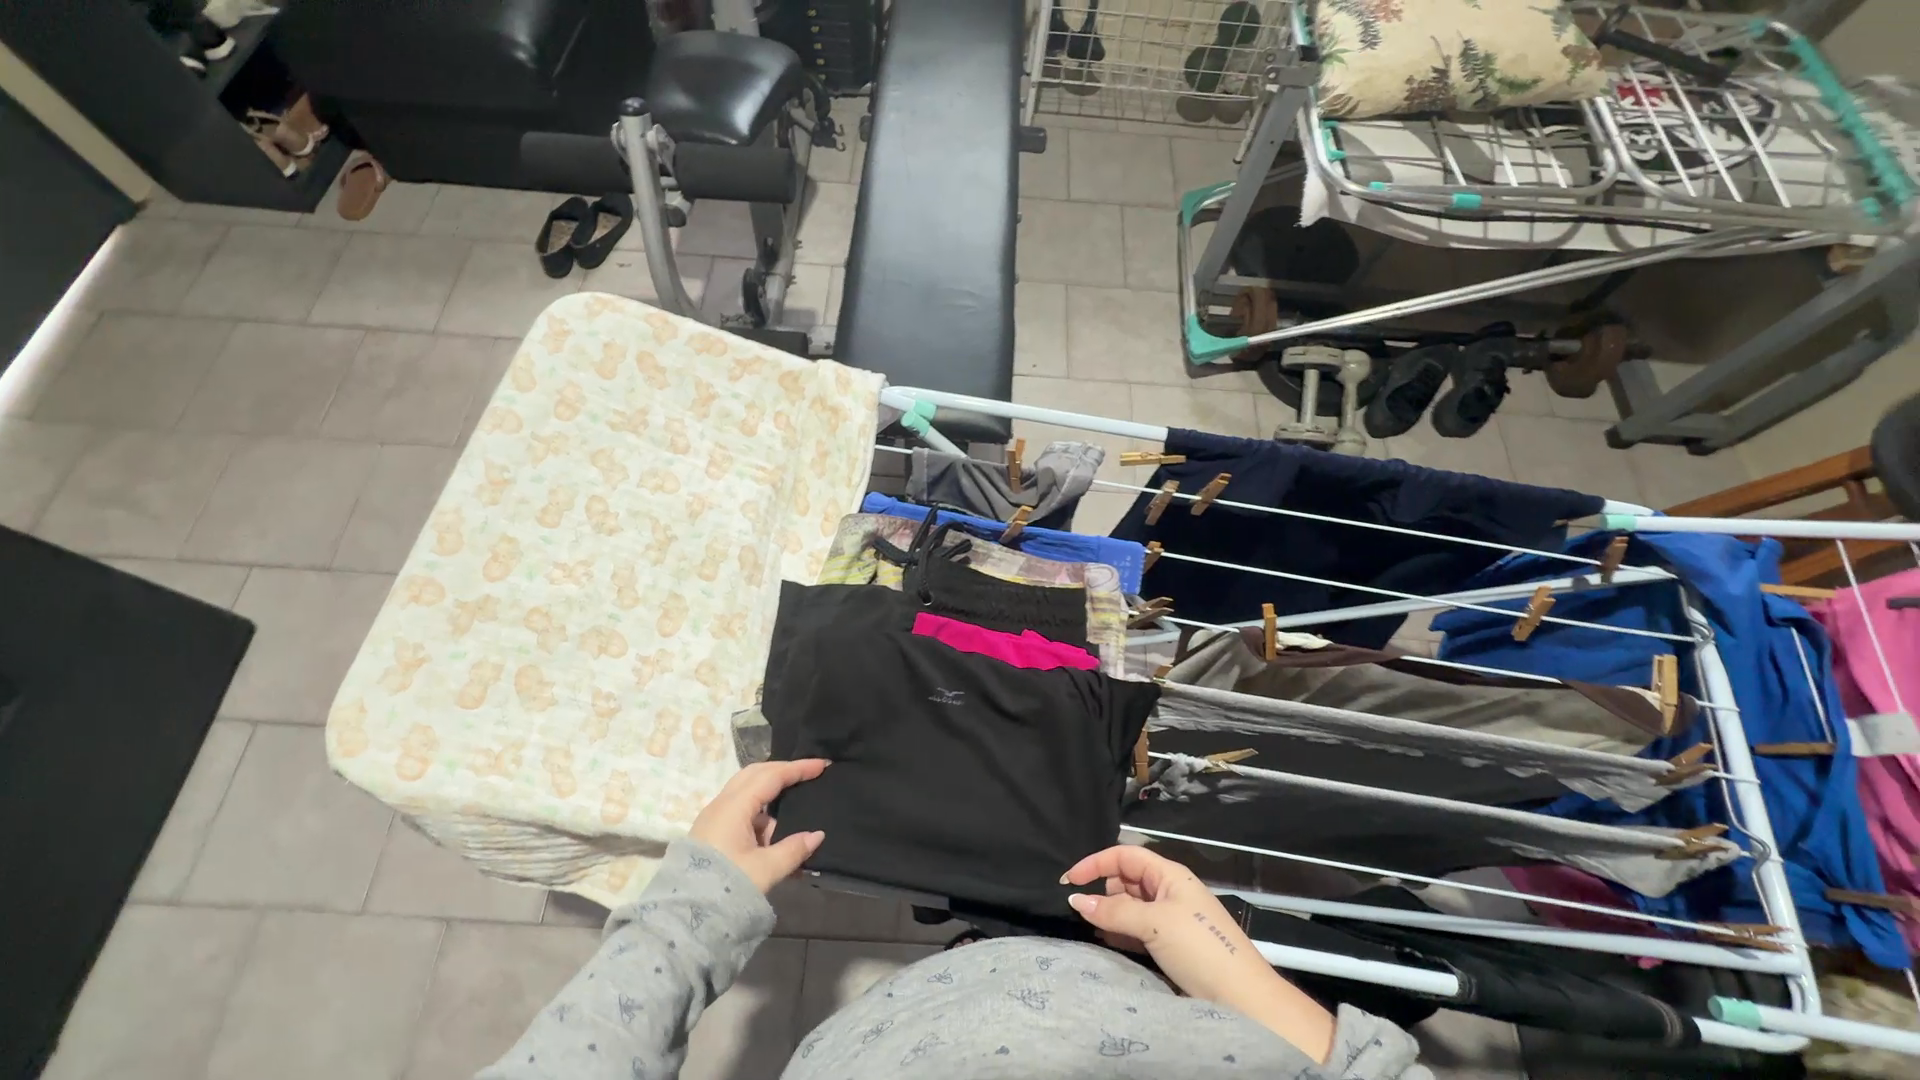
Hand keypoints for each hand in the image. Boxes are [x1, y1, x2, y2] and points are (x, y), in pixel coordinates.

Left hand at [689, 759, 828, 893]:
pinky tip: (773, 833)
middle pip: (755, 774)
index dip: (798, 768)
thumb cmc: (727, 886)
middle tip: (807, 773)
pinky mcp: (711, 832)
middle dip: (782, 771)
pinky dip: (759, 812)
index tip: (822, 765)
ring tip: (793, 806)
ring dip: (770, 794)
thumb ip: (794, 850)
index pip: (771, 776)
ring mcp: (713, 818)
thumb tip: (817, 835)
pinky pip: (739, 809)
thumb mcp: (766, 870)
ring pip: (745, 791)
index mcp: (734, 807)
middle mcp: (721, 805)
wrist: (686, 915)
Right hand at [1064, 845, 1334, 1061]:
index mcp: (1169, 874)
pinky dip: (1119, 933)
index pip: (1125, 855)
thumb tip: (1075, 899)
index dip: (1095, 863)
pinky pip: (1136, 930)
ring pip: (1129, 907)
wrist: (1243, 998)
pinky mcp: (1170, 945)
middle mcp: (1169, 891)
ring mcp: (1170, 919)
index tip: (1068, 881)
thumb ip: (1114, 910)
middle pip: (1125, 880)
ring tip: (1089, 928)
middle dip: (1102, 890)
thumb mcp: (1155, 923)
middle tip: (1081, 912)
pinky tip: (1105, 942)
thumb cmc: (1200, 948)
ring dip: (1109, 914)